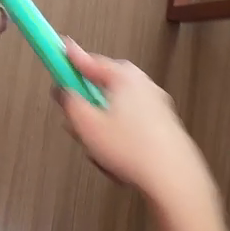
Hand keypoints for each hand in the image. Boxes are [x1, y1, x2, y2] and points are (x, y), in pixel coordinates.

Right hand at [52, 39, 213, 205]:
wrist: (173, 179)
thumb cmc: (136, 151)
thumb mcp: (87, 125)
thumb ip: (69, 102)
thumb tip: (62, 92)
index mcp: (124, 77)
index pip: (88, 60)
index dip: (68, 58)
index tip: (56, 52)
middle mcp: (142, 85)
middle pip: (101, 85)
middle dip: (86, 103)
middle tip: (76, 119)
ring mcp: (155, 104)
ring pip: (114, 108)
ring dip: (102, 125)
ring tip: (99, 148)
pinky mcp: (162, 125)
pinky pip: (130, 124)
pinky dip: (119, 137)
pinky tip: (116, 157)